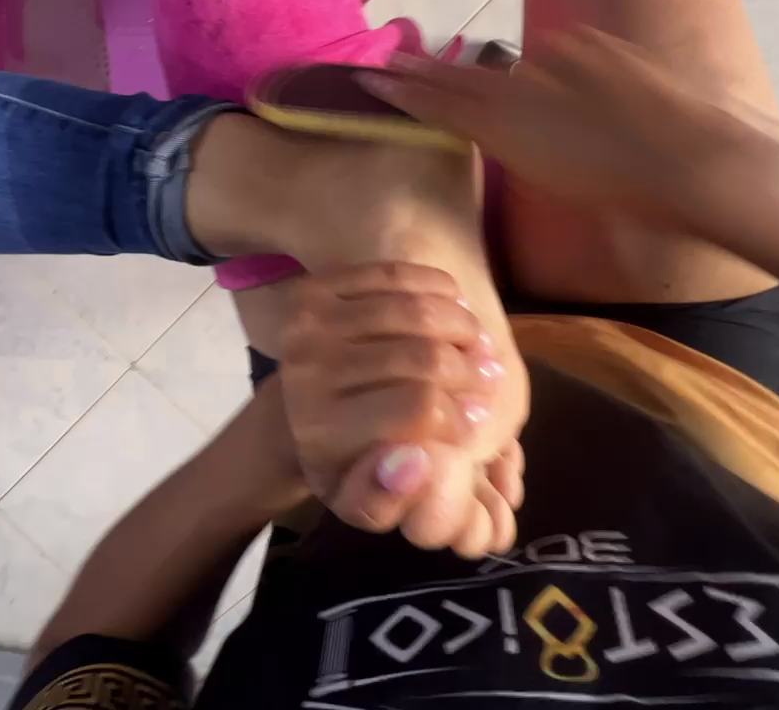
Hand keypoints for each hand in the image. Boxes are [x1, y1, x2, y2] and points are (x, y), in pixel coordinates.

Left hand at [272, 262, 522, 557]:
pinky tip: (454, 305)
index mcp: (324, 428)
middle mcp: (310, 370)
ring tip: (476, 343)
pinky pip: (394, 275)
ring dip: (462, 325)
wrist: (291, 412)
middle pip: (422, 356)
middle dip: (470, 368)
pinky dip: (437, 287)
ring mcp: (310, 322)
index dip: (462, 413)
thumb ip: (386, 499)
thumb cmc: (341, 459)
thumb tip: (418, 462)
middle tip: (487, 375)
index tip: (478, 417)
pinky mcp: (315, 287)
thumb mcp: (360, 502)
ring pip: (415, 311)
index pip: (419, 408)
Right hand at [359, 27, 778, 227]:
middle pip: (460, 74)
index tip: (371, 76)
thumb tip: (499, 126)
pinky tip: (548, 82)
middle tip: (390, 60)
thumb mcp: (552, 179)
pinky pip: (556, 58)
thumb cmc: (622, 192)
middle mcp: (524, 86)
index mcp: (507, 125)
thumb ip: (514, 145)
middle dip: (423, 69)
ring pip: (507, 67)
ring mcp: (561, 62)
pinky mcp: (596, 49)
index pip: (441, 100)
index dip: (403, 89)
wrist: (695, 163)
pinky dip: (546, 72)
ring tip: (452, 71)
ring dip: (482, 74)